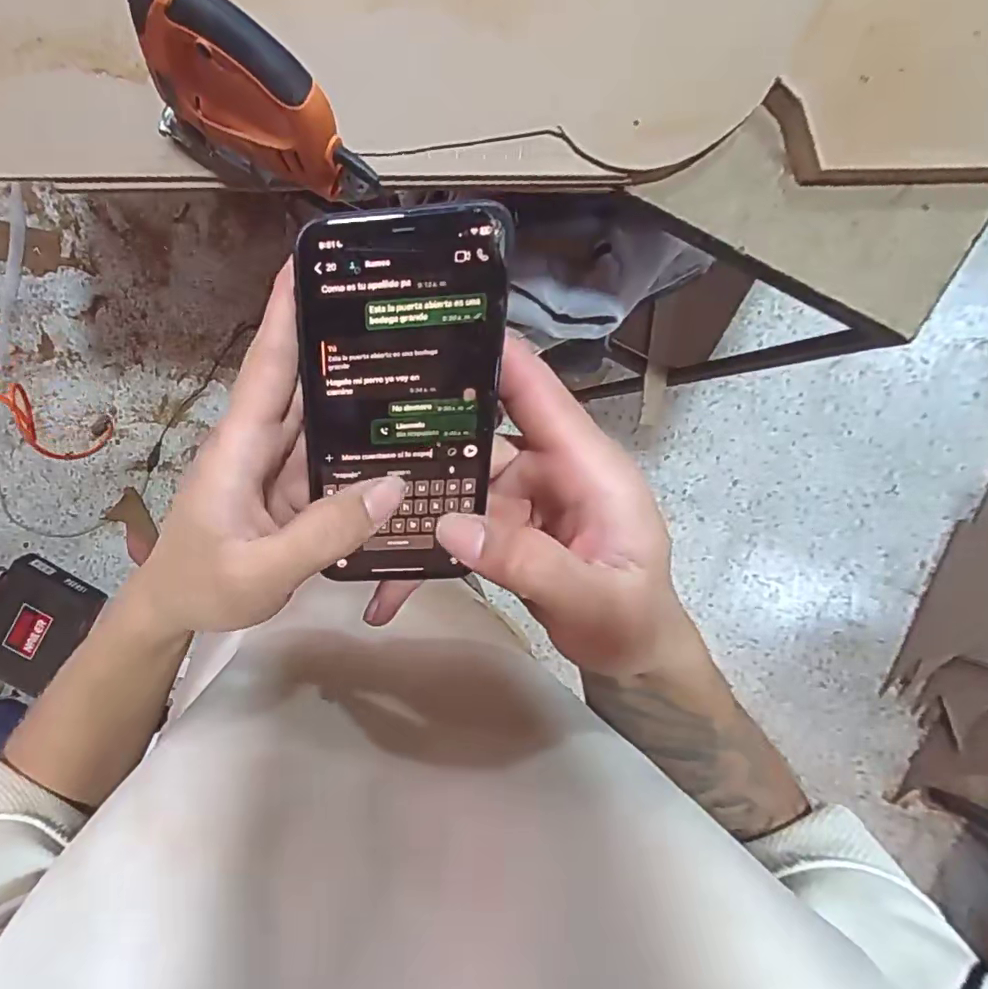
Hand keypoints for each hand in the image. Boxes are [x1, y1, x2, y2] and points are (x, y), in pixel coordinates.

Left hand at [123, 262, 404, 635]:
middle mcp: (257, 444)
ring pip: (319, 419)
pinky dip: (359, 448)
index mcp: (239, 444)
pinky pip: (327, 461)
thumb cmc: (200, 585)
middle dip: (339, 337)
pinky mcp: (287, 494)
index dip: (287, 310)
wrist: (173, 611)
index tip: (312, 255)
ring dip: (358, 392)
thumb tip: (393, 486)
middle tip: (396, 302)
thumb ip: (324, 533)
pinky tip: (399, 440)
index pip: (267, 363)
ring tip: (416, 361)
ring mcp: (273, 468)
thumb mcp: (259, 570)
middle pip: (300, 381)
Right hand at [364, 333, 689, 677]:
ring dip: (410, 509)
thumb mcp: (591, 596)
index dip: (501, 361)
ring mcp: (517, 503)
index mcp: (585, 468)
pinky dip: (418, 559)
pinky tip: (383, 588)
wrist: (631, 659)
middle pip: (477, 441)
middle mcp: (545, 474)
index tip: (449, 329)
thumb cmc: (631, 621)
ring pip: (453, 489)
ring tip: (355, 516)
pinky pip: (451, 531)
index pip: (542, 398)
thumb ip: (526, 562)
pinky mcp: (497, 530)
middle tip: (358, 433)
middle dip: (423, 440)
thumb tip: (448, 526)